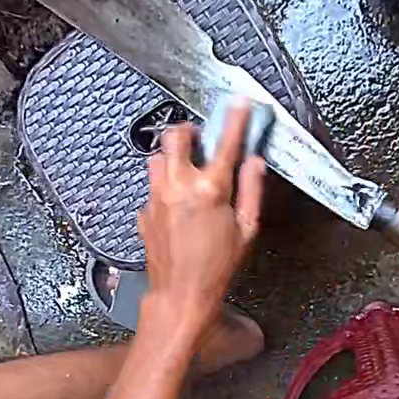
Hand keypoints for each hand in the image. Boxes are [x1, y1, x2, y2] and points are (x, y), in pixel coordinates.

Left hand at [138, 100, 265, 327]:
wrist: (180, 295)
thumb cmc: (216, 268)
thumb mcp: (246, 230)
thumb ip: (251, 190)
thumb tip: (254, 163)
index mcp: (209, 189)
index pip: (225, 142)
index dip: (235, 118)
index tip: (239, 103)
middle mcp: (178, 187)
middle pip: (174, 136)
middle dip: (188, 132)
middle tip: (200, 140)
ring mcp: (156, 198)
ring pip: (157, 159)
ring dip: (172, 158)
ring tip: (186, 172)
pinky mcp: (144, 213)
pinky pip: (151, 188)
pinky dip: (164, 188)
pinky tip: (176, 205)